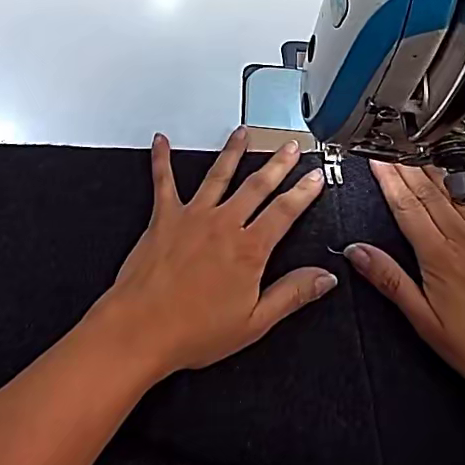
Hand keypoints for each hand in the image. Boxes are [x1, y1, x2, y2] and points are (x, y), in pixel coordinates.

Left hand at [86, 130, 333, 379]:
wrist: (140, 331)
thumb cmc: (193, 331)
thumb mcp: (255, 322)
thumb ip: (292, 294)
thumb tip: (324, 278)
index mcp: (249, 249)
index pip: (285, 211)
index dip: (304, 191)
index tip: (315, 176)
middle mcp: (224, 224)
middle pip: (257, 185)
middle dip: (278, 163)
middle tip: (290, 146)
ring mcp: (193, 216)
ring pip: (219, 174)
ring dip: (233, 151)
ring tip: (243, 133)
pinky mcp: (164, 218)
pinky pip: (163, 182)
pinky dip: (161, 160)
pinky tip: (161, 141)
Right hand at [347, 161, 464, 422]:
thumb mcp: (429, 327)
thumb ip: (392, 283)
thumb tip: (360, 253)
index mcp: (442, 260)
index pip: (406, 208)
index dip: (389, 181)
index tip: (378, 161)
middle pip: (429, 195)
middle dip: (407, 168)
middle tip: (393, 149)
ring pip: (458, 196)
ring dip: (437, 172)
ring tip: (422, 154)